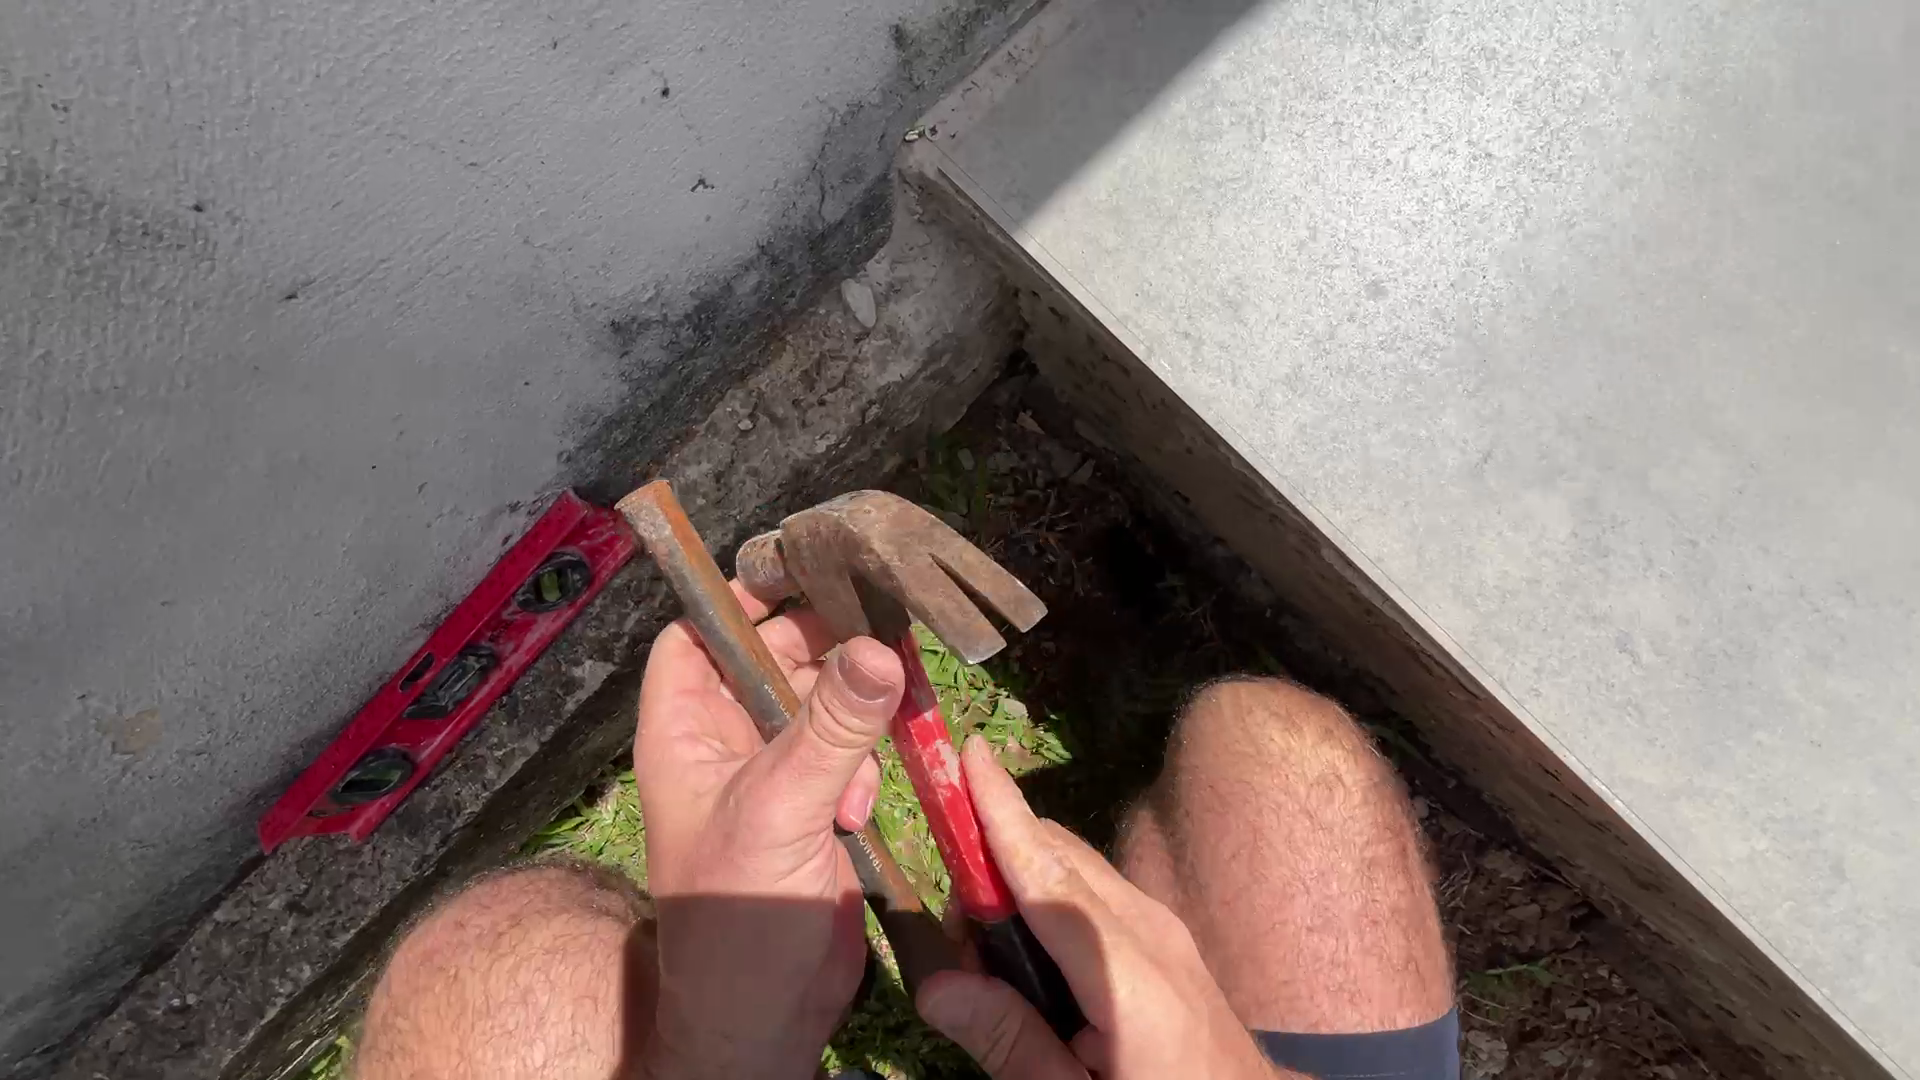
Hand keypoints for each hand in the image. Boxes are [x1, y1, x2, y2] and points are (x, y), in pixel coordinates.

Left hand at [633, 583, 905, 1079]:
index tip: (799, 580)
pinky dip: (863, 759)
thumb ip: (832, 725)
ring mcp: (775, 766)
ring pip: (821, 699)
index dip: (737, 604)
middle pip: (773, 658)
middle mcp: (727, 738)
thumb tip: (879, 648)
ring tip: (858, 768)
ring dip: (851, 717)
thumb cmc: (740, 911)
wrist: (769, 1015)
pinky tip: (860, 807)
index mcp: (687, 728)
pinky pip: (847, 743)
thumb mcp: (783, 805)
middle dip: (820, 655)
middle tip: (873, 643)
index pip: (697, 638)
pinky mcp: (817, 794)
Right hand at [916, 736, 1279, 1079]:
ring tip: (990, 957)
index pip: (1047, 874)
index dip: (1002, 811)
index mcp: (1129, 976)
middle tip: (958, 936)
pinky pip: (1091, 885)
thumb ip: (1010, 1042)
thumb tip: (935, 984)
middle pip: (1055, 854)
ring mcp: (1161, 922)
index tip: (970, 752)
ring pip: (1071, 863)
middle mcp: (1147, 926)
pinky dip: (1047, 891)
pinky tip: (1034, 954)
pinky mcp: (1162, 930)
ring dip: (1018, 875)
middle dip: (992, 856)